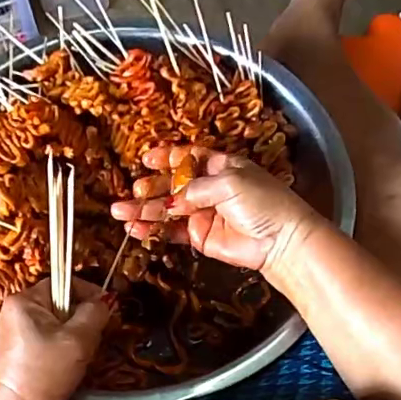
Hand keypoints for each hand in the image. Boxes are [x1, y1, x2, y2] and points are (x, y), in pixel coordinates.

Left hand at [0, 278, 109, 399]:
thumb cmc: (46, 374)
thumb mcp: (79, 340)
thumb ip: (95, 313)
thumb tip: (104, 300)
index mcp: (24, 300)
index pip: (62, 281)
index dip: (87, 292)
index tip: (104, 310)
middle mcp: (15, 308)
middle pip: (60, 301)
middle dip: (80, 316)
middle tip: (93, 336)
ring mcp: (14, 327)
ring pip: (56, 319)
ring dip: (73, 332)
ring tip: (80, 352)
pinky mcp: (18, 346)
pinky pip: (47, 334)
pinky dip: (61, 343)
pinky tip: (67, 360)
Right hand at [111, 146, 325, 279]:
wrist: (280, 241)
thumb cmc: (264, 203)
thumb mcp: (230, 184)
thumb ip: (196, 189)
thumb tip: (171, 198)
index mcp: (220, 167)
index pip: (189, 158)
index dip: (168, 157)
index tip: (147, 158)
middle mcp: (208, 188)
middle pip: (172, 185)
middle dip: (150, 188)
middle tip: (133, 192)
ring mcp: (202, 213)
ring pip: (167, 210)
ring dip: (144, 211)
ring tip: (120, 212)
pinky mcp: (199, 237)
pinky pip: (171, 232)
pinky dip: (153, 230)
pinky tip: (136, 228)